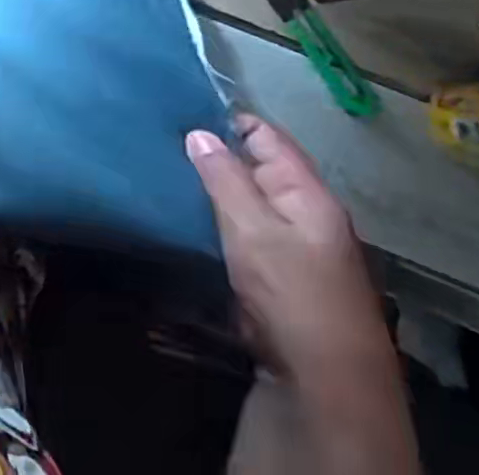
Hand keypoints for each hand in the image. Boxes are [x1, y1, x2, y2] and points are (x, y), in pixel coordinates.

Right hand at [186, 115, 391, 378]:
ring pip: (243, 195)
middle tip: (159, 136)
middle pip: (255, 165)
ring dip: (209, 182)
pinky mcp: (269, 264)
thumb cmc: (290, 290)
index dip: (228, 119)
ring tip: (161, 165)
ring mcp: (288, 240)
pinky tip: (180, 207)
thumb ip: (225, 177)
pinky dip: (211, 210)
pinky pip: (237, 222)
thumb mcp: (253, 227)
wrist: (318, 372)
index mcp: (308, 195)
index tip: (178, 107)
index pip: (267, 138)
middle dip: (212, 149)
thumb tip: (199, 132)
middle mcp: (303, 211)